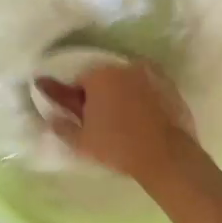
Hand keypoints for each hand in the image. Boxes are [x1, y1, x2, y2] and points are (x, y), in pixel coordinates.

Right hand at [35, 61, 196, 179]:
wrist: (165, 155)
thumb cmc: (117, 147)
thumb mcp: (82, 142)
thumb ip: (62, 126)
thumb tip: (51, 117)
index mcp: (99, 75)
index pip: (79, 81)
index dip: (77, 100)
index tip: (82, 117)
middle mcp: (124, 66)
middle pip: (105, 78)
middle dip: (101, 95)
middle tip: (103, 121)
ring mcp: (151, 74)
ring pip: (128, 81)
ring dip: (123, 94)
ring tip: (125, 122)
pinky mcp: (170, 85)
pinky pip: (149, 88)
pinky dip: (145, 98)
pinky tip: (145, 119)